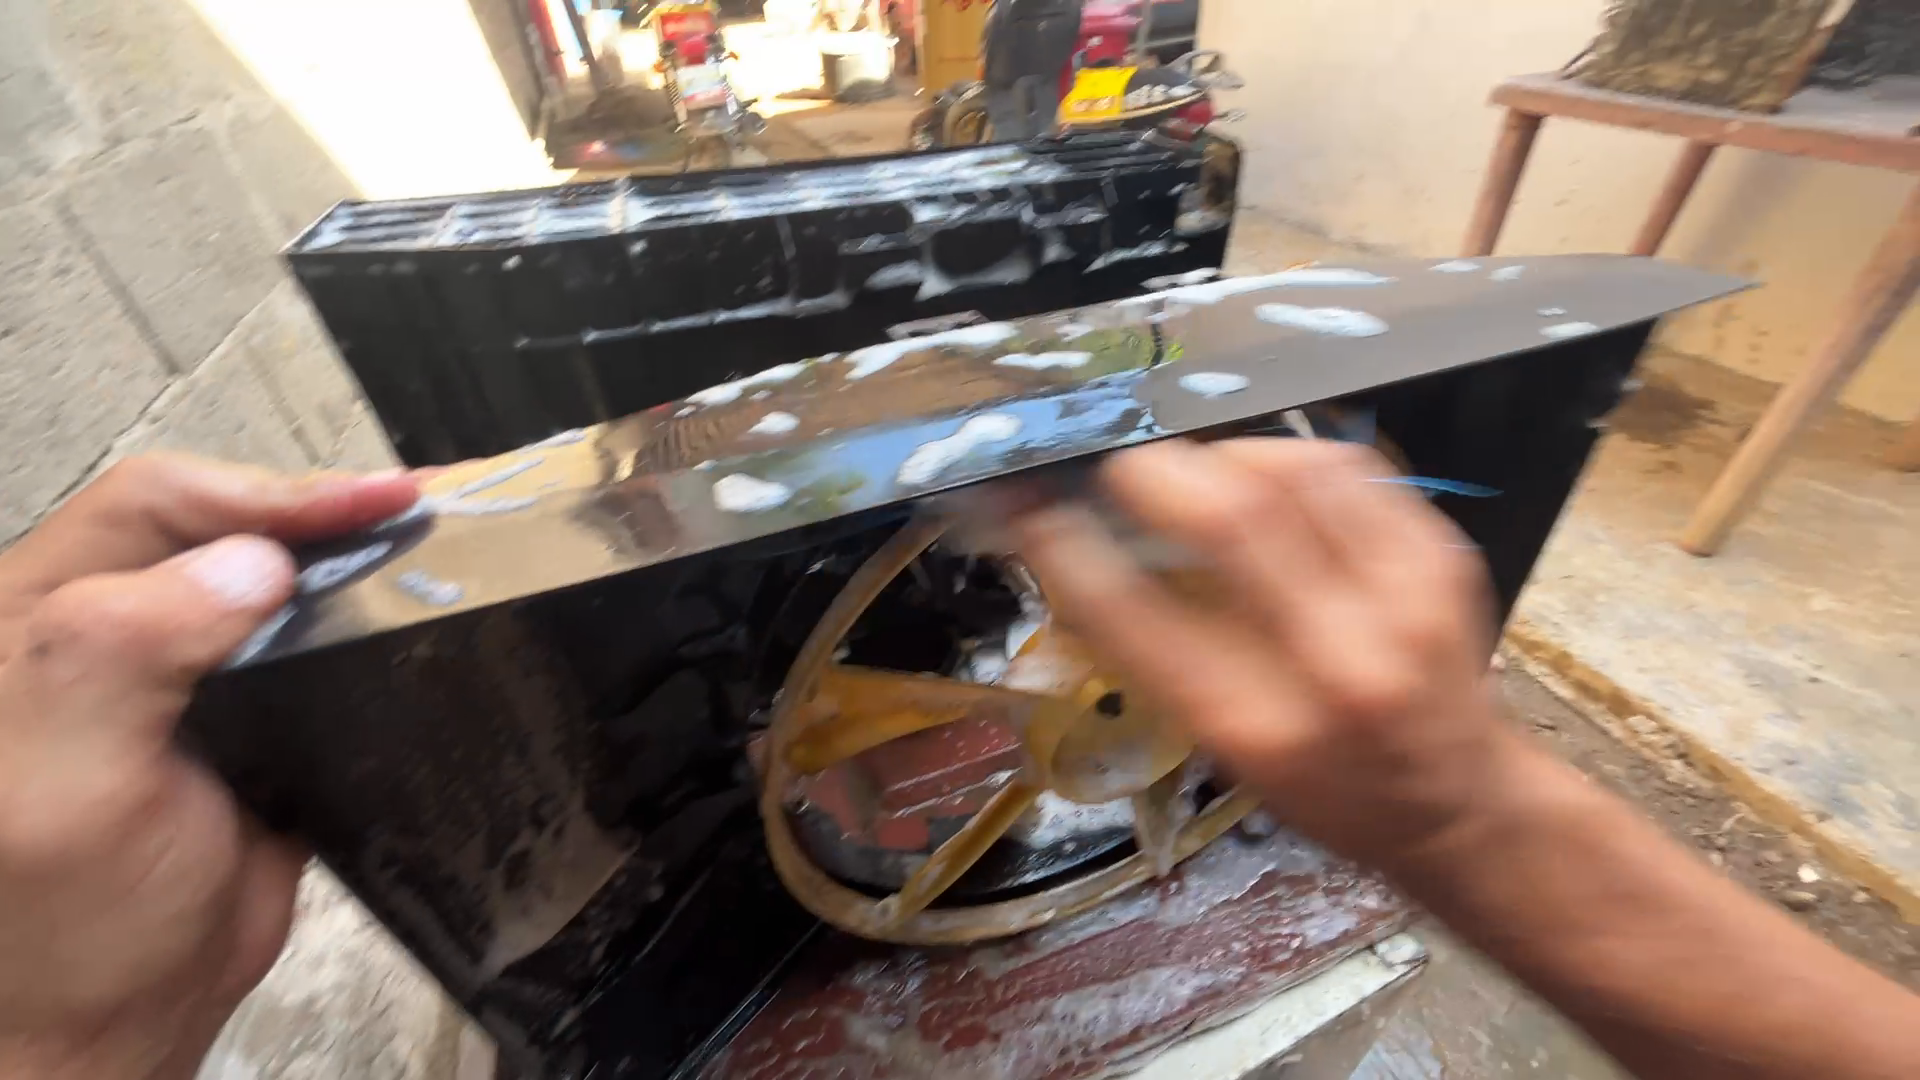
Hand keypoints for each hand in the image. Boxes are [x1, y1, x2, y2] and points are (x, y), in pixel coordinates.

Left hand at [0, 455, 416, 1079]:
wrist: (127, 1008)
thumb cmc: (69, 923)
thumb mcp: (62, 795)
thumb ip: (117, 662)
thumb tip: (252, 563)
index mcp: (33, 627)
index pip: (156, 509)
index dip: (271, 492)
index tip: (380, 501)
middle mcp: (111, 624)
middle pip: (223, 520)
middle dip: (324, 502)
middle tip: (420, 503)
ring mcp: (192, 659)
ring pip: (277, 565)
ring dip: (355, 541)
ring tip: (434, 530)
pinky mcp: (258, 694)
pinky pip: (316, 624)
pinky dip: (372, 597)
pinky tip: (417, 593)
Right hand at [1011, 437, 1520, 870]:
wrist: (1460, 805)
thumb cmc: (1317, 787)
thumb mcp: (1215, 743)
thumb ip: (1150, 648)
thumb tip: (1078, 549)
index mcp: (1254, 724)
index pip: (1133, 613)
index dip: (1065, 545)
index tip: (1026, 503)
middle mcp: (1337, 661)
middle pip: (1233, 518)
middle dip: (1152, 473)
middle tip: (1118, 467)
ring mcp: (1404, 601)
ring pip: (1295, 472)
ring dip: (1221, 457)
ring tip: (1191, 473)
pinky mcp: (1442, 557)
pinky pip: (1347, 466)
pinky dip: (1283, 456)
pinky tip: (1259, 475)